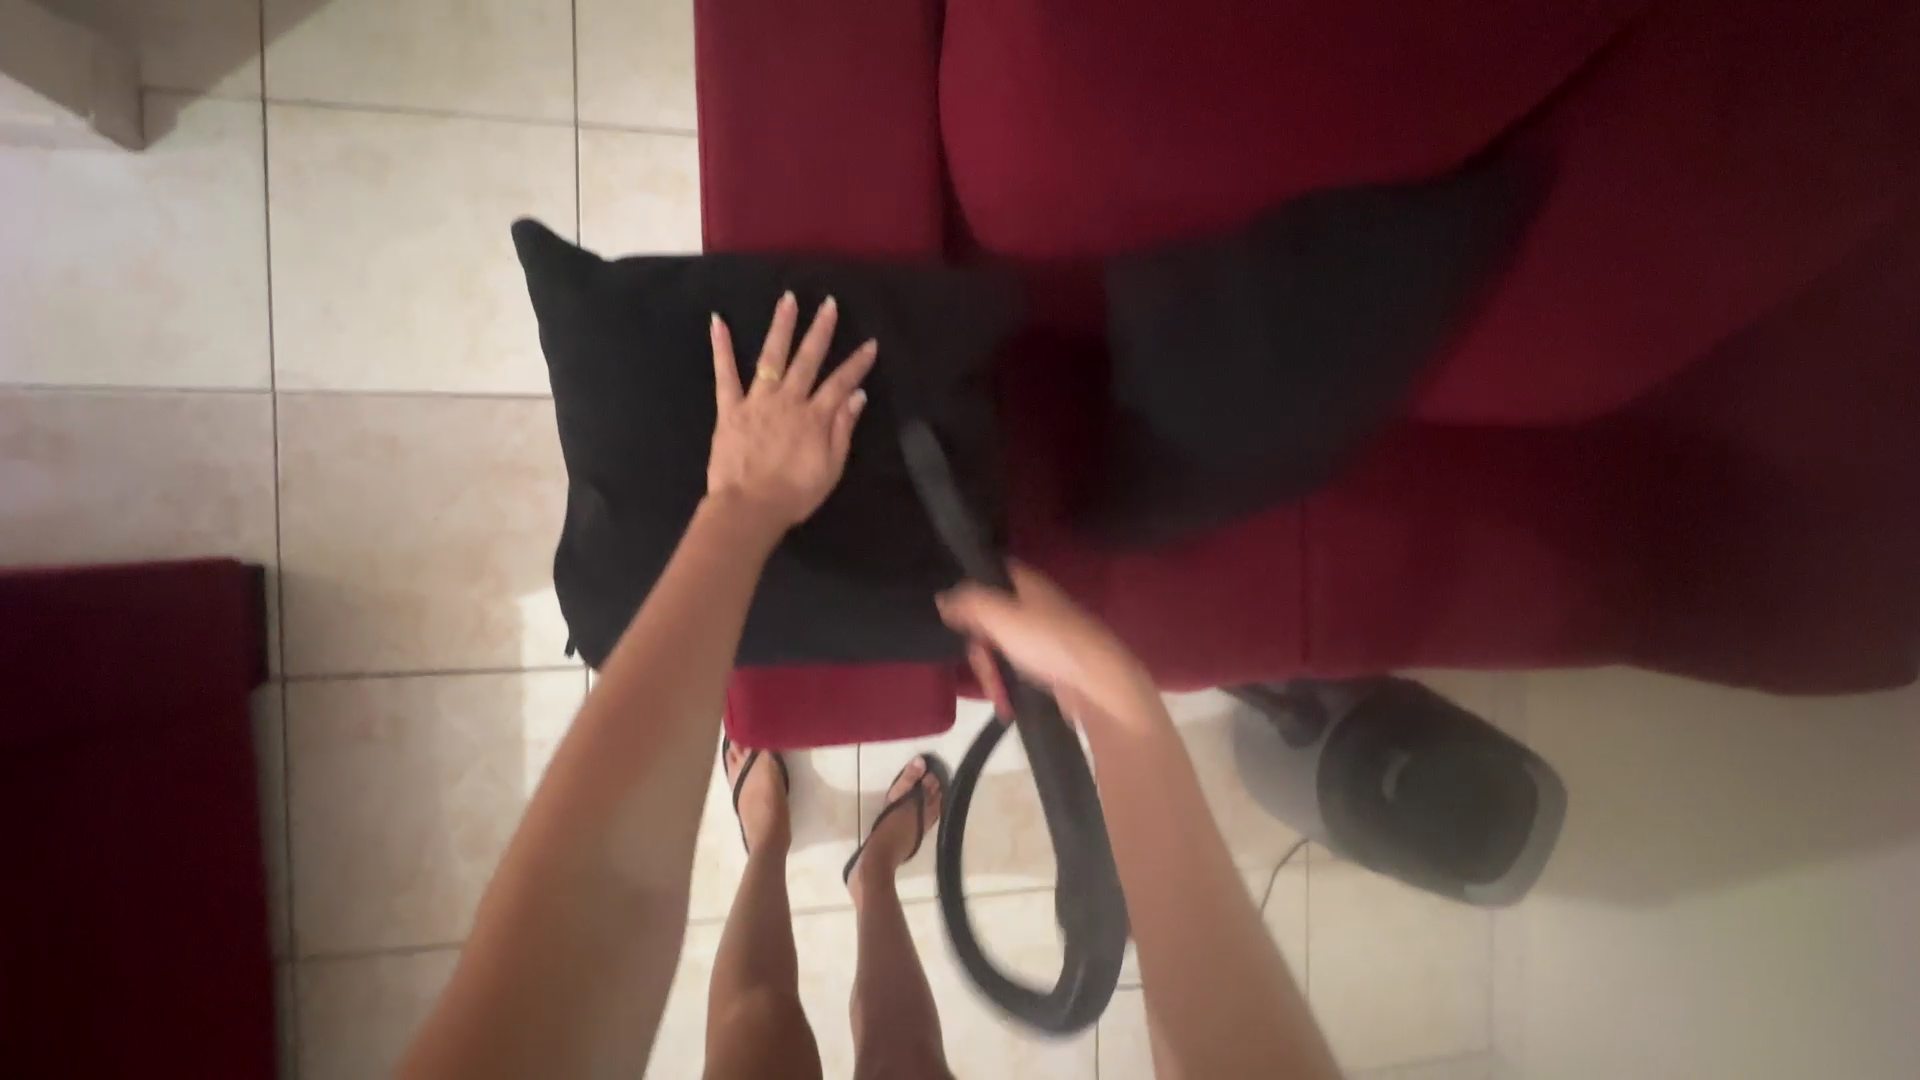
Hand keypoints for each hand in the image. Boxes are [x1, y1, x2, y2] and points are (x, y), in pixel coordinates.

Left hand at [707, 293, 876, 530]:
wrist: (749, 508)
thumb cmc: (795, 494)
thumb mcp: (831, 468)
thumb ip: (843, 429)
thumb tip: (857, 396)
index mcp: (815, 418)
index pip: (841, 383)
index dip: (857, 363)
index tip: (870, 344)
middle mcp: (788, 401)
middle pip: (808, 360)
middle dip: (821, 331)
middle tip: (828, 304)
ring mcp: (757, 402)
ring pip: (772, 358)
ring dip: (781, 327)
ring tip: (788, 300)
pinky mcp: (730, 410)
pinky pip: (725, 375)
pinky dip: (721, 348)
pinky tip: (717, 321)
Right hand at [937, 564, 1161, 729]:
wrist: (1100, 686)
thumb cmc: (1049, 642)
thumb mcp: (1000, 616)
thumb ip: (968, 603)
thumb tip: (943, 598)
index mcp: (1028, 585)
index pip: (992, 573)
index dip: (971, 589)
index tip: (956, 614)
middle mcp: (1036, 607)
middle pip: (991, 619)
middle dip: (980, 647)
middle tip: (984, 664)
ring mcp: (1045, 639)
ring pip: (1002, 650)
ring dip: (993, 673)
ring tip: (999, 694)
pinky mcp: (1051, 668)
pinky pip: (1017, 672)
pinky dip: (1008, 687)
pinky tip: (1007, 703)